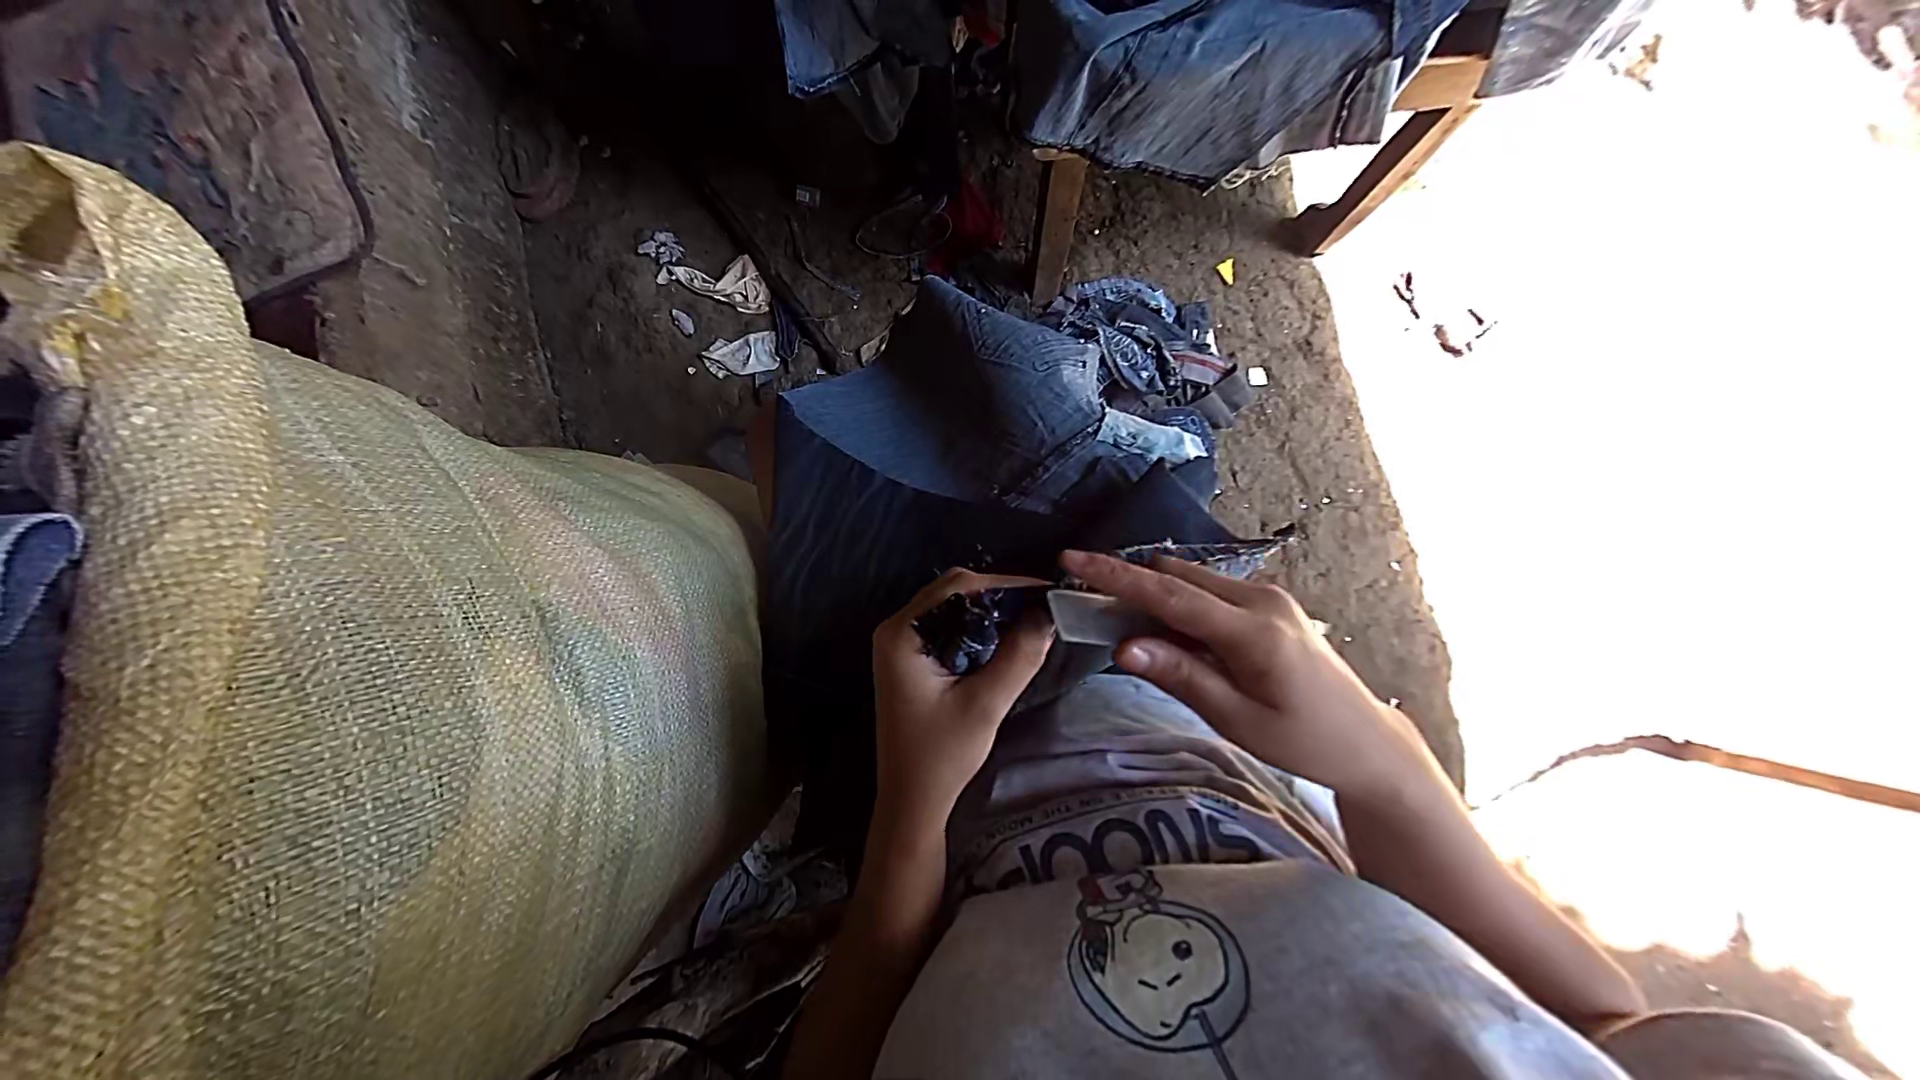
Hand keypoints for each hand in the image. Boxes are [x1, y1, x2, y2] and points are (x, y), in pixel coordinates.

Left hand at [872, 569, 1054, 828]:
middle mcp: (896, 629)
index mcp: (902, 634)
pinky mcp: (910, 657)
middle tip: (1040, 604)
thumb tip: (1047, 615)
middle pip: (952, 590)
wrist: (912, 798)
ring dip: (989, 608)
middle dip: (998, 593)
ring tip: (1029, 616)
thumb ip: (1018, 657)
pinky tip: (1004, 636)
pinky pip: (948, 625)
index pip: (958, 587)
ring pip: (951, 606)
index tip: (1045, 591)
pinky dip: (977, 625)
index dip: (1005, 584)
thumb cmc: (942, 756)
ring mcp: (900, 643)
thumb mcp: (985, 705)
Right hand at [1060, 550, 1434, 800]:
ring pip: (1191, 579)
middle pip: (1176, 578)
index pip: (1170, 595)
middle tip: (1086, 600)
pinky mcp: (1269, 603)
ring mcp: (1269, 597)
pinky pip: (1209, 590)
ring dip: (1152, 592)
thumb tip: (1122, 646)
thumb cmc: (1303, 741)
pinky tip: (1166, 630)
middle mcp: (1261, 600)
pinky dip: (1177, 601)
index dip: (1116, 576)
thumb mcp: (1236, 719)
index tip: (1073, 559)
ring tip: (1120, 619)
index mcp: (1253, 633)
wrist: (1369, 741)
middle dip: (1127, 582)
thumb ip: (1180, 675)